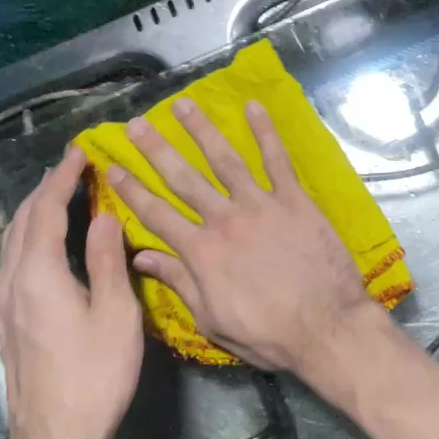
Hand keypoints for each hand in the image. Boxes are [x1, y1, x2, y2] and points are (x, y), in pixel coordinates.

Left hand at [0, 144, 142, 438]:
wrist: (55, 438)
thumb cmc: (95, 376)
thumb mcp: (116, 315)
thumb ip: (109, 260)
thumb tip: (106, 216)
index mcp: (39, 275)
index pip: (47, 210)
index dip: (63, 177)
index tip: (81, 151)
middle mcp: (12, 282)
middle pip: (22, 221)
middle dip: (46, 188)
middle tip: (74, 167)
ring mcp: (3, 303)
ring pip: (13, 240)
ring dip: (35, 210)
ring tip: (62, 193)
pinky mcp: (7, 320)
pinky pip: (14, 259)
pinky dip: (31, 235)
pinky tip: (50, 240)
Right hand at [106, 98, 378, 372]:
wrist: (326, 326)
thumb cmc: (268, 334)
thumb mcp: (212, 319)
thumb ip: (179, 282)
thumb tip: (140, 256)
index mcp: (201, 252)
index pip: (156, 215)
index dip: (132, 190)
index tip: (112, 167)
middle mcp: (225, 220)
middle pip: (184, 178)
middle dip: (157, 150)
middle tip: (137, 123)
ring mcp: (261, 205)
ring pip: (225, 159)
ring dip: (203, 130)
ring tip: (184, 104)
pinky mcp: (295, 200)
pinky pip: (278, 160)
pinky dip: (266, 132)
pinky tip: (254, 107)